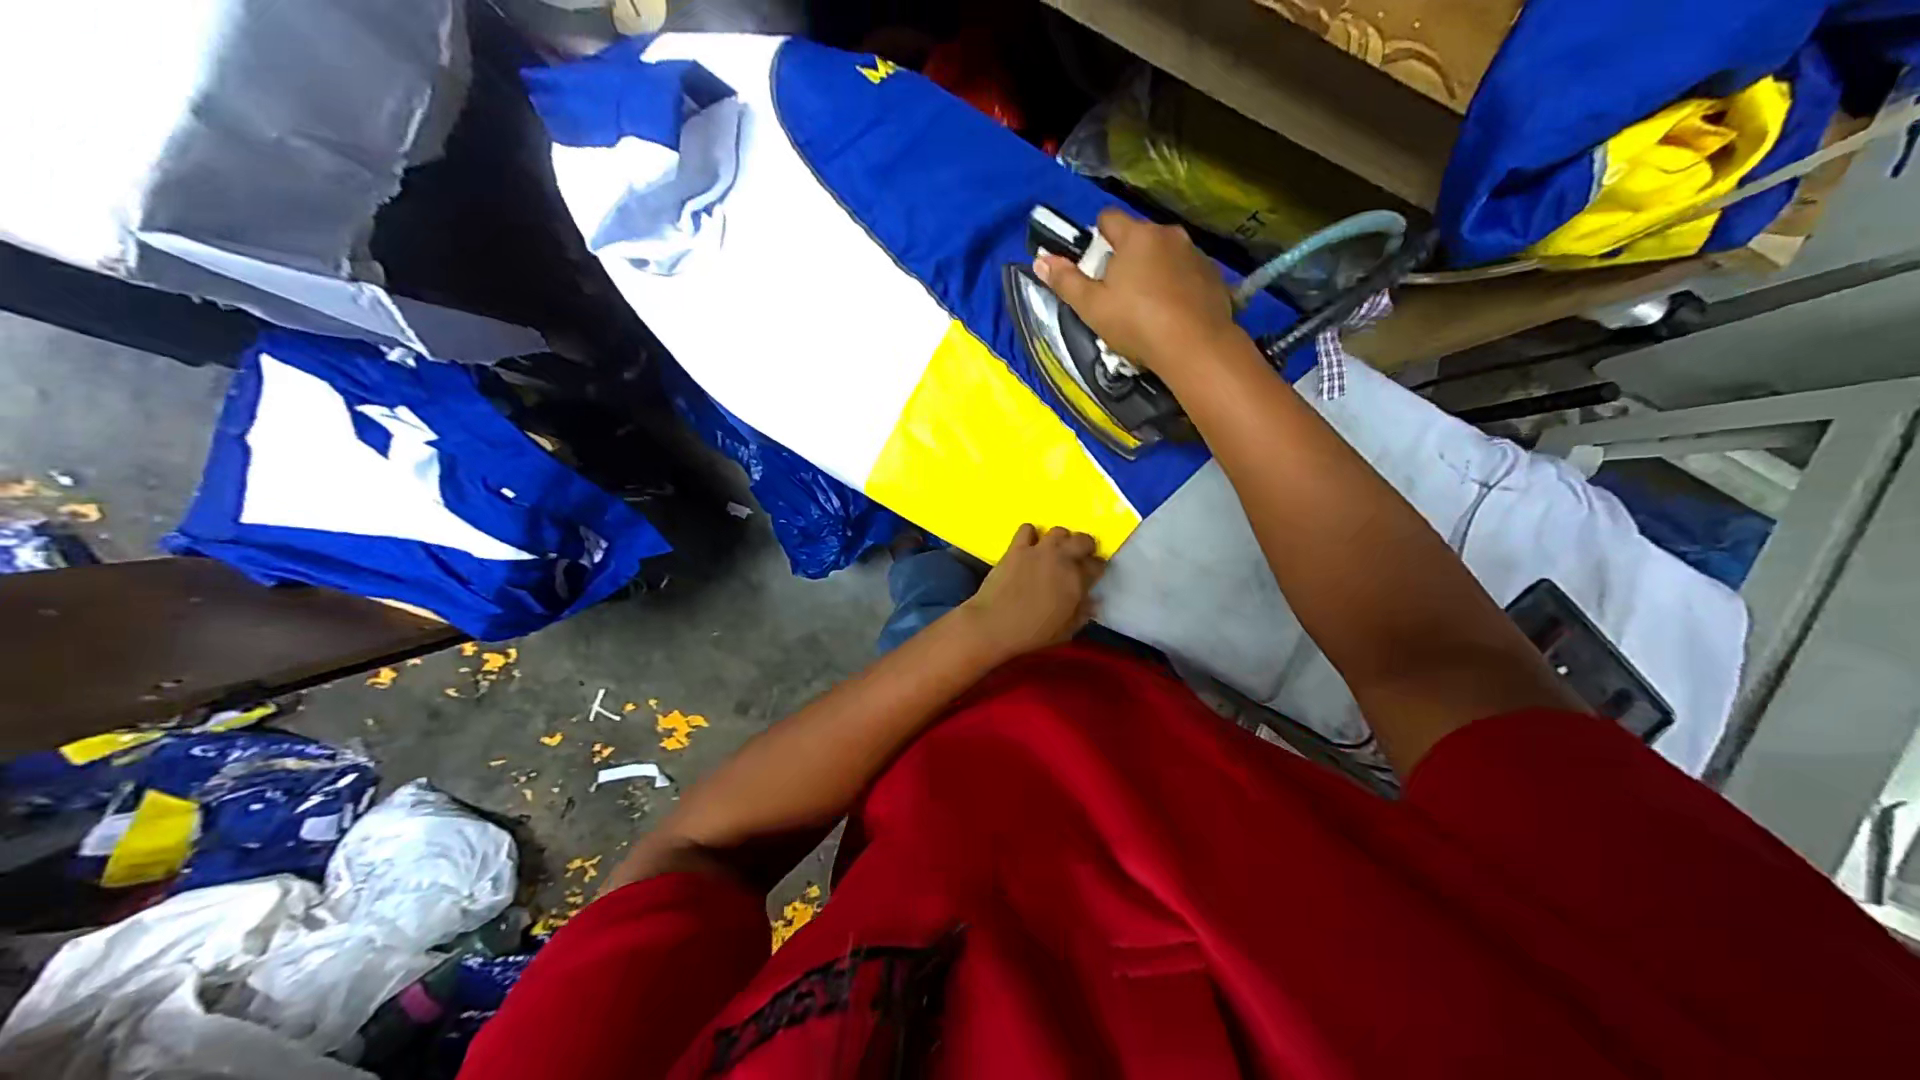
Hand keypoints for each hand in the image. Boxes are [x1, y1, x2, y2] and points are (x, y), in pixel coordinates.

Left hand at [955, 524, 1105, 661]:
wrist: (995, 624)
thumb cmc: (1033, 633)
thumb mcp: (1066, 631)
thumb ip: (1082, 614)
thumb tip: (1093, 602)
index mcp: (1077, 580)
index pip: (1098, 564)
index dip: (1097, 568)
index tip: (1092, 575)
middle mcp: (1062, 559)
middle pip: (1083, 540)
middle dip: (1085, 547)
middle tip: (1078, 558)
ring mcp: (1038, 550)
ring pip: (1058, 531)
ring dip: (1061, 539)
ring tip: (1055, 551)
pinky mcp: (1016, 548)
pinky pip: (1027, 529)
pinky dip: (1030, 534)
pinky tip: (1029, 545)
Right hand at [1033, 208, 1244, 385]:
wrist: (1195, 347)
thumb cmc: (1136, 323)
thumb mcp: (1091, 307)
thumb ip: (1066, 281)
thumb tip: (1041, 261)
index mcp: (1136, 236)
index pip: (1108, 218)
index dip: (1097, 238)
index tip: (1094, 265)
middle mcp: (1168, 234)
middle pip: (1139, 237)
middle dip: (1126, 257)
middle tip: (1117, 293)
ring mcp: (1196, 253)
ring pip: (1166, 255)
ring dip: (1155, 271)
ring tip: (1148, 307)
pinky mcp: (1214, 276)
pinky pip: (1188, 274)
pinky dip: (1178, 286)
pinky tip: (1173, 314)